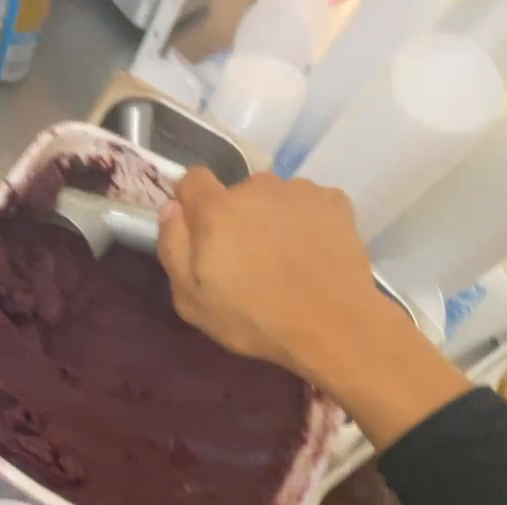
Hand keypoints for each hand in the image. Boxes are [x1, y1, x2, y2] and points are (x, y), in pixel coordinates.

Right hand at [157, 168, 395, 376]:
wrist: (331, 324)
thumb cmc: (252, 319)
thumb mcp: (191, 300)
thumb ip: (173, 248)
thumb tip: (172, 208)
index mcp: (216, 210)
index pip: (192, 179)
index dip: (190, 202)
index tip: (196, 231)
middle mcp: (257, 187)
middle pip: (235, 194)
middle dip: (233, 219)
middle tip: (244, 262)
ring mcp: (300, 190)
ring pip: (272, 199)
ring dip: (269, 220)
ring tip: (280, 260)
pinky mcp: (334, 200)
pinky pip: (306, 205)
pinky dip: (302, 223)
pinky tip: (308, 255)